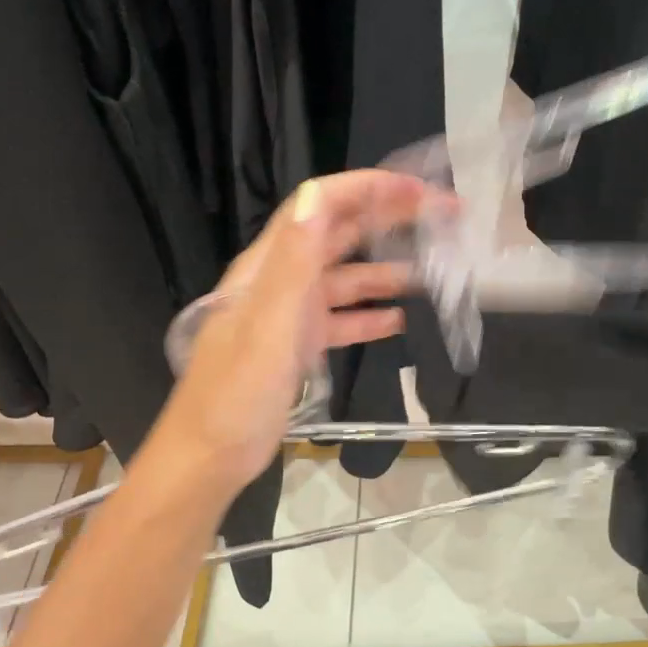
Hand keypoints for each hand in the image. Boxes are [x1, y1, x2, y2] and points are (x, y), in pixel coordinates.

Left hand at [151, 170, 440, 490]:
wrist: (208, 458)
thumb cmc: (236, 394)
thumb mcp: (268, 326)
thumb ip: (294, 263)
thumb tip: (318, 199)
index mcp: (270, 266)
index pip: (320, 204)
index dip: (367, 188)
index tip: (416, 190)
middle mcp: (281, 280)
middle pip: (338, 233)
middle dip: (387, 218)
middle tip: (440, 216)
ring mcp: (290, 313)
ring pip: (345, 277)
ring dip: (386, 270)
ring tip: (431, 270)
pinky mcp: (298, 344)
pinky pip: (341, 319)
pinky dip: (370, 316)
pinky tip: (400, 321)